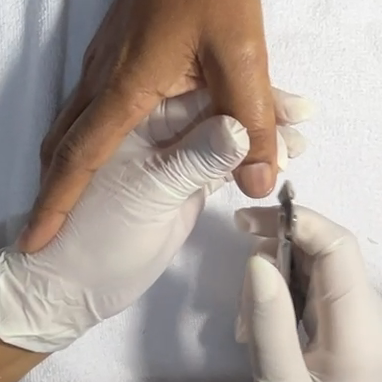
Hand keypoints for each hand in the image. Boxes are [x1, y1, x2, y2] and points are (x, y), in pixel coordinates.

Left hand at [0, 89, 309, 352]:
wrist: (76, 284)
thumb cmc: (102, 235)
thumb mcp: (150, 192)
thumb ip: (194, 158)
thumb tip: (242, 125)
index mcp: (135, 116)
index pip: (199, 97)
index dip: (245, 97)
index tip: (289, 101)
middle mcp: (152, 125)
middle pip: (214, 110)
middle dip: (259, 114)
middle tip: (306, 114)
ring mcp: (168, 153)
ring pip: (219, 136)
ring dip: (258, 137)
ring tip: (302, 135)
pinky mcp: (178, 180)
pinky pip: (217, 163)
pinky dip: (245, 162)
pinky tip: (277, 158)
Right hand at [25, 0, 275, 251]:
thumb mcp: (243, 55)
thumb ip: (251, 121)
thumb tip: (257, 184)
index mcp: (126, 89)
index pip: (81, 158)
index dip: (56, 204)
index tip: (34, 241)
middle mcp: (99, 81)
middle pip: (61, 147)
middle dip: (50, 194)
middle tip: (43, 233)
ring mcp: (97, 65)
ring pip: (68, 126)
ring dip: (63, 167)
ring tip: (66, 203)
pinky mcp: (106, 55)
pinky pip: (82, 108)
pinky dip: (79, 140)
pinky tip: (102, 149)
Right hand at [237, 205, 381, 381]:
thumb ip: (270, 323)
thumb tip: (258, 258)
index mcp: (361, 329)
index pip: (338, 247)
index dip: (295, 220)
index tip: (245, 222)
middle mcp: (374, 315)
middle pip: (325, 251)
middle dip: (275, 252)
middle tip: (238, 295)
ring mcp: (369, 320)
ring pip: (317, 267)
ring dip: (276, 278)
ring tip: (248, 326)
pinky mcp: (357, 326)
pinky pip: (318, 288)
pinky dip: (286, 294)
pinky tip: (265, 328)